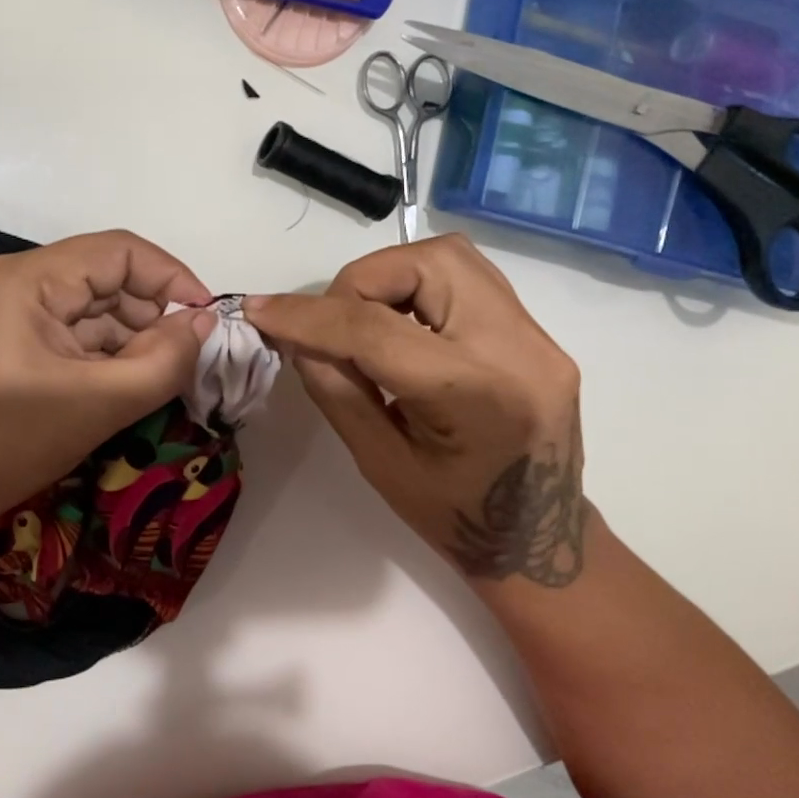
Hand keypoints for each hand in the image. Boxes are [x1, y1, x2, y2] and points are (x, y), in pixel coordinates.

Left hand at [0, 230, 213, 547]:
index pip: (117, 251)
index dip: (171, 279)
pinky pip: (52, 329)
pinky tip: (116, 383)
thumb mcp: (98, 404)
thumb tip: (203, 323)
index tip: (207, 321)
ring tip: (156, 379)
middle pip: (97, 278)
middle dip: (146, 316)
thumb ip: (164, 360)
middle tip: (184, 362)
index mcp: (22, 277)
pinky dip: (88, 352)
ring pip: (77, 307)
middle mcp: (1, 276)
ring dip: (120, 339)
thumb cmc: (7, 446)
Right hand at [244, 235, 589, 586]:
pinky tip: (399, 325)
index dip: (309, 315)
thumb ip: (337, 391)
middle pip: (427, 264)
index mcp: (478, 396)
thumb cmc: (454, 519)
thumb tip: (299, 336)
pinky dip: (418, 286)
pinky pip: (468, 278)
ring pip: (450, 257)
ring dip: (389, 277)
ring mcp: (536, 336)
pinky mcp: (534, 333)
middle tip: (329, 326)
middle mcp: (520, 350)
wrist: (538, 540)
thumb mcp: (380, 464)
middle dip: (359, 282)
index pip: (378, 329)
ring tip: (362, 323)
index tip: (260, 310)